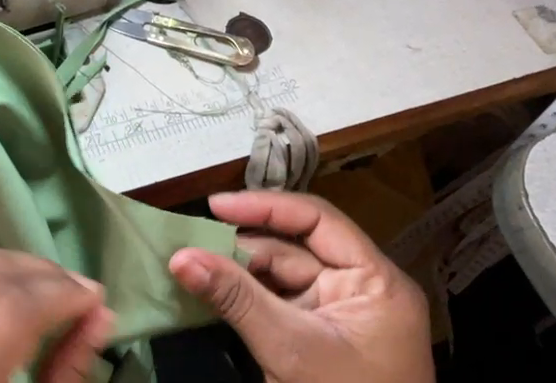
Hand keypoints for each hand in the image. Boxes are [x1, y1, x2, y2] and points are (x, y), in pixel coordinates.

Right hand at [169, 191, 432, 382]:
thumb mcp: (289, 349)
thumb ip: (235, 297)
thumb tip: (179, 256)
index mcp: (376, 282)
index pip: (317, 220)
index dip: (264, 207)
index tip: (215, 206)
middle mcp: (363, 289)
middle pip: (295, 247)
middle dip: (243, 245)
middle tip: (193, 242)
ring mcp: (343, 315)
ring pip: (282, 274)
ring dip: (239, 271)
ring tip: (194, 265)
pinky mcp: (323, 338)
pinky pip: (280, 302)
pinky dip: (247, 296)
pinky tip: (213, 290)